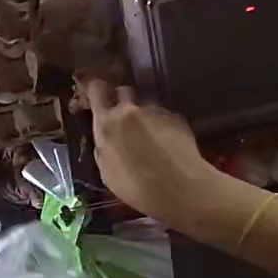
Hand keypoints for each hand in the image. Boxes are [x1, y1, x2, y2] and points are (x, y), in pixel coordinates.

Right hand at [83, 78, 223, 224]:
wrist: (181, 189)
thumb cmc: (137, 188)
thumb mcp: (107, 174)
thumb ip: (103, 149)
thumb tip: (104, 141)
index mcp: (108, 123)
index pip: (96, 90)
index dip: (96, 89)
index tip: (96, 94)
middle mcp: (131, 110)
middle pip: (123, 91)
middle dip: (121, 100)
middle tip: (123, 119)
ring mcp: (156, 111)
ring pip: (145, 105)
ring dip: (143, 116)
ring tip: (149, 138)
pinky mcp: (176, 117)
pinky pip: (163, 116)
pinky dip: (162, 125)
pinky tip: (166, 144)